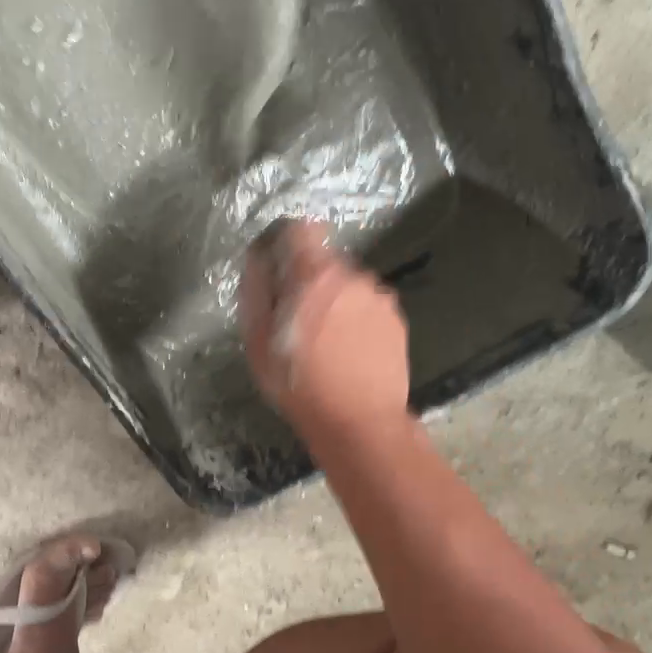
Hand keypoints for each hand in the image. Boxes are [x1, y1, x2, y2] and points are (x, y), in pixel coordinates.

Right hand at [240, 219, 409, 436]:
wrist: (360, 422)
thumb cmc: (298, 382)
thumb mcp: (256, 340)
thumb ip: (255, 290)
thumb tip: (256, 259)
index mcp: (313, 276)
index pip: (301, 230)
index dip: (285, 242)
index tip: (276, 267)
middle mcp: (351, 277)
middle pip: (322, 260)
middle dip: (306, 279)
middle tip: (293, 318)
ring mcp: (378, 298)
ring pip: (346, 283)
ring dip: (331, 298)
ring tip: (322, 339)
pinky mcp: (396, 319)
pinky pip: (365, 304)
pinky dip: (353, 316)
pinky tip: (346, 349)